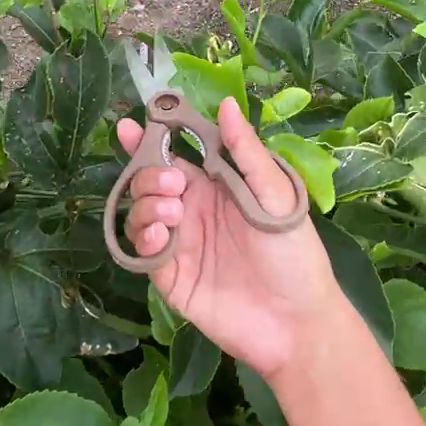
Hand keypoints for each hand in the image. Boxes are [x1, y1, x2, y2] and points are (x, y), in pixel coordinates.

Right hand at [118, 97, 344, 379]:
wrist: (296, 322)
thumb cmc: (294, 252)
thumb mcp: (276, 195)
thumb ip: (246, 151)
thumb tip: (226, 103)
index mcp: (214, 183)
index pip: (174, 152)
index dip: (149, 137)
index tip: (129, 126)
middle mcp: (191, 208)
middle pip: (149, 179)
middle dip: (150, 172)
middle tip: (175, 184)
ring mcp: (179, 242)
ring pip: (140, 211)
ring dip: (146, 203)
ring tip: (173, 212)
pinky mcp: (171, 276)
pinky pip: (142, 251)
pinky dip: (142, 238)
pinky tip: (158, 237)